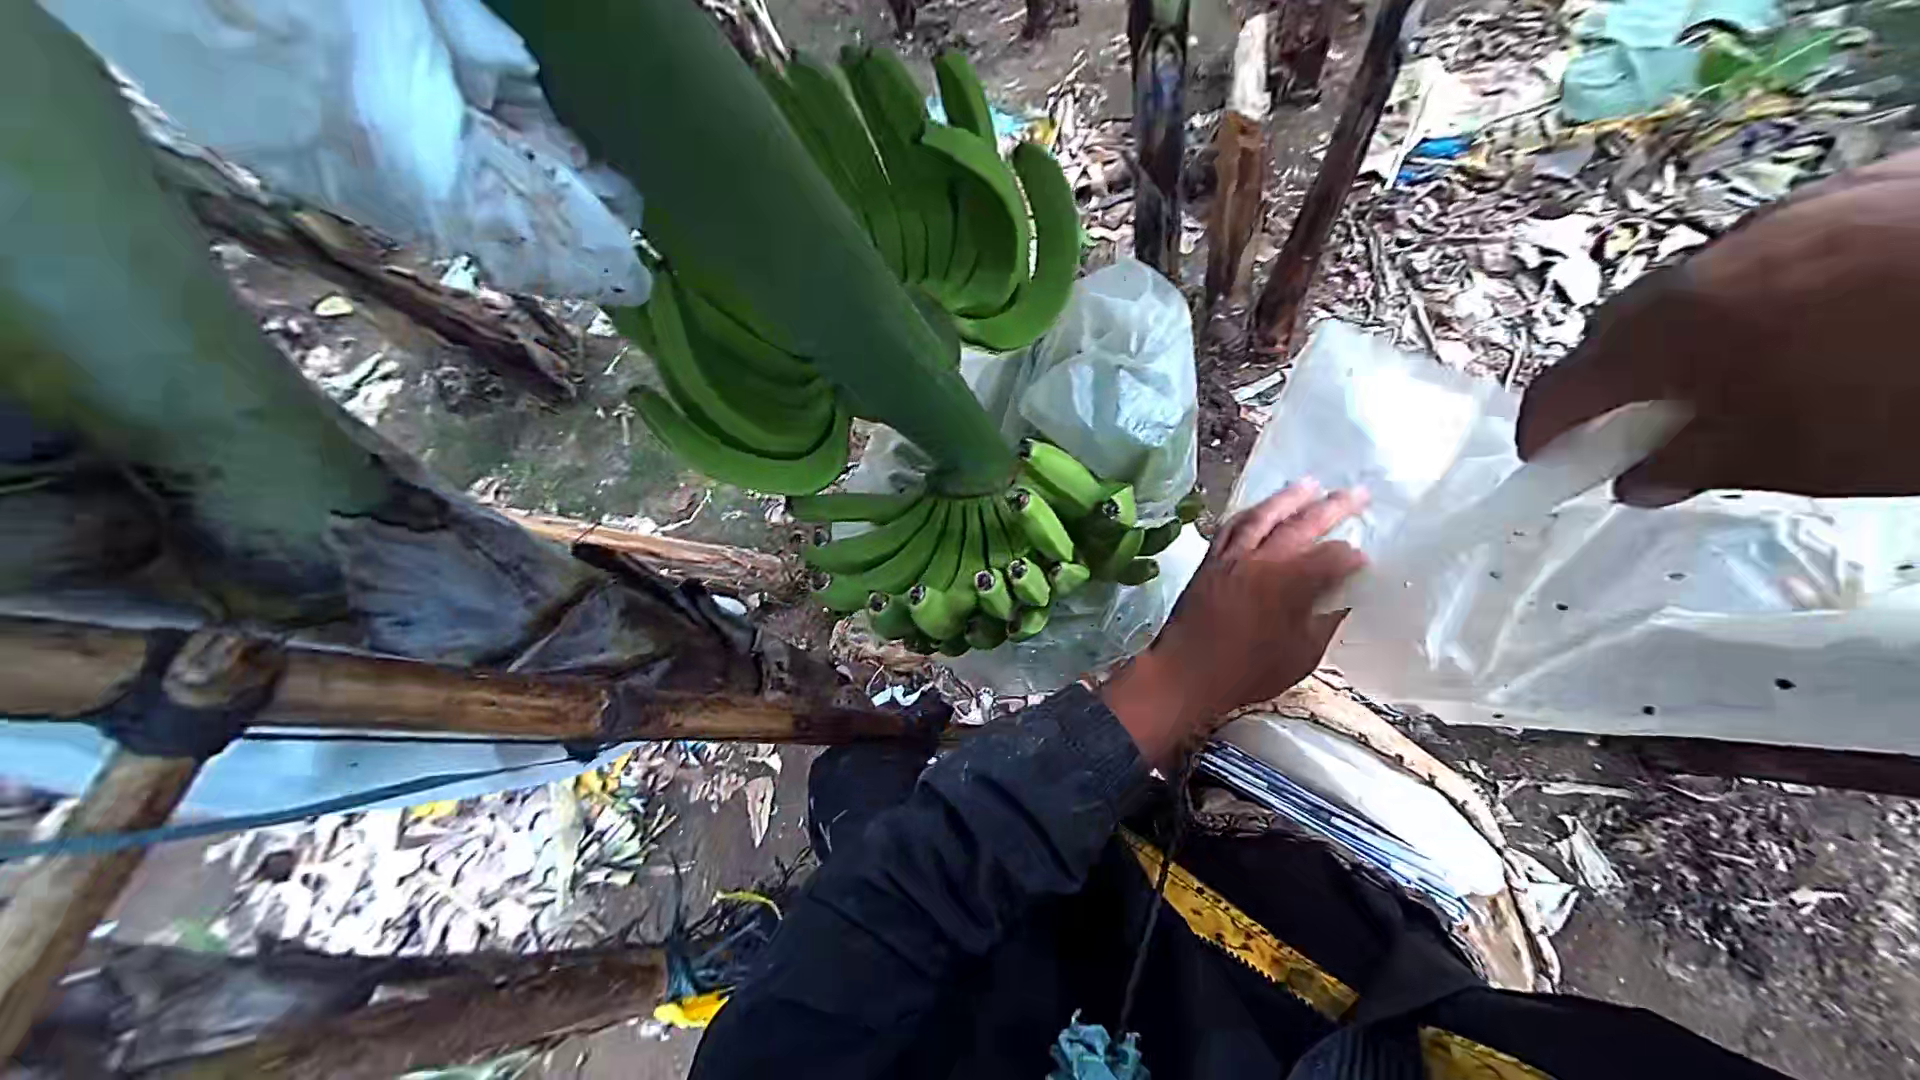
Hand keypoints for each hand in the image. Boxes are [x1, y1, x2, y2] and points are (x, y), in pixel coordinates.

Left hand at [1101, 482, 1367, 768]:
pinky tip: (1258, 510)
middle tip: (1357, 493)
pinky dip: (1248, 514)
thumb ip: (1324, 621)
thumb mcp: (1302, 656)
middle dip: (1332, 507)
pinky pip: (1230, 528)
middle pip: (1300, 524)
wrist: (1186, 672)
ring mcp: (1230, 557)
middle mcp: (1260, 560)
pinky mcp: (1209, 562)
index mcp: (1289, 583)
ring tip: (1309, 484)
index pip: (1331, 557)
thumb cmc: (1248, 672)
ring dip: (1287, 499)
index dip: (1351, 558)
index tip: (1364, 562)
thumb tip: (1340, 598)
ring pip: (1261, 517)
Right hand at [1517, 146, 1919, 505]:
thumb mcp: (1802, 456)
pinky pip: (1783, 244)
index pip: (1561, 390)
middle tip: (1654, 421)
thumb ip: (1694, 464)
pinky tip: (1842, 308)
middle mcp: (1704, 265)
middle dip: (1619, 378)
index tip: (1549, 461)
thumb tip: (1636, 482)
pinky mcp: (1870, 181)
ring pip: (1699, 285)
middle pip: (1621, 329)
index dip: (1545, 430)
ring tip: (1761, 363)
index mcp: (1669, 334)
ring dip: (1696, 330)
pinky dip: (1776, 286)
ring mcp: (1787, 214)